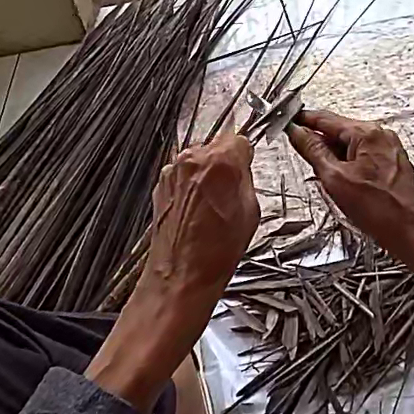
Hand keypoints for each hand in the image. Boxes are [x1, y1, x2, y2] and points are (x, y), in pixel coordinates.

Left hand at [87, 135, 258, 409]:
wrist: (182, 274)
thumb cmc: (216, 250)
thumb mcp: (251, 211)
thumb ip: (246, 179)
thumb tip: (242, 165)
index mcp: (222, 161)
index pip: (239, 139)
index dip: (245, 155)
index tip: (246, 165)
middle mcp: (194, 160)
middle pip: (216, 146)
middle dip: (225, 163)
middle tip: (232, 191)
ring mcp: (174, 171)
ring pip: (198, 160)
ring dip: (206, 174)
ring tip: (213, 205)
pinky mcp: (162, 184)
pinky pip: (183, 174)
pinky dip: (191, 185)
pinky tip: (198, 210)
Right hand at [286, 109, 413, 282]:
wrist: (412, 234)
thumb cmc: (380, 210)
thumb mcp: (335, 179)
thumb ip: (313, 151)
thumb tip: (297, 133)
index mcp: (367, 133)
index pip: (326, 118)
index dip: (303, 120)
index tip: (287, 122)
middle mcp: (381, 136)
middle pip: (339, 130)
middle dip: (318, 142)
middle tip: (300, 154)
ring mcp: (389, 149)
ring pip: (350, 144)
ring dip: (332, 155)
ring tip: (324, 176)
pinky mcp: (392, 163)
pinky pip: (362, 155)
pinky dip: (347, 164)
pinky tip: (342, 182)